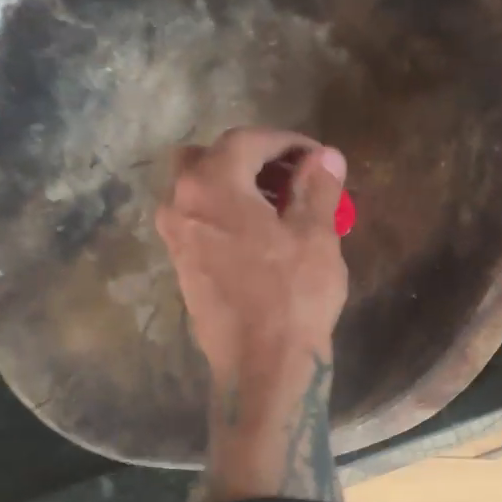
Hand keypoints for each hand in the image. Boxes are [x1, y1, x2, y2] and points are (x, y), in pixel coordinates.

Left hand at [157, 127, 349, 501]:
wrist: (262, 359)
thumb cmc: (295, 295)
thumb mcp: (317, 238)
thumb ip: (318, 190)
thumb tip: (326, 156)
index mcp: (213, 186)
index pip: (245, 141)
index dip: (285, 141)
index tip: (318, 155)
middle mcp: (181, 201)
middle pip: (208, 157)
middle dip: (252, 159)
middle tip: (295, 178)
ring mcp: (176, 233)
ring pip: (200, 187)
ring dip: (239, 185)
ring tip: (284, 209)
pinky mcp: (183, 261)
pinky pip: (202, 217)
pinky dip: (230, 212)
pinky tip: (265, 236)